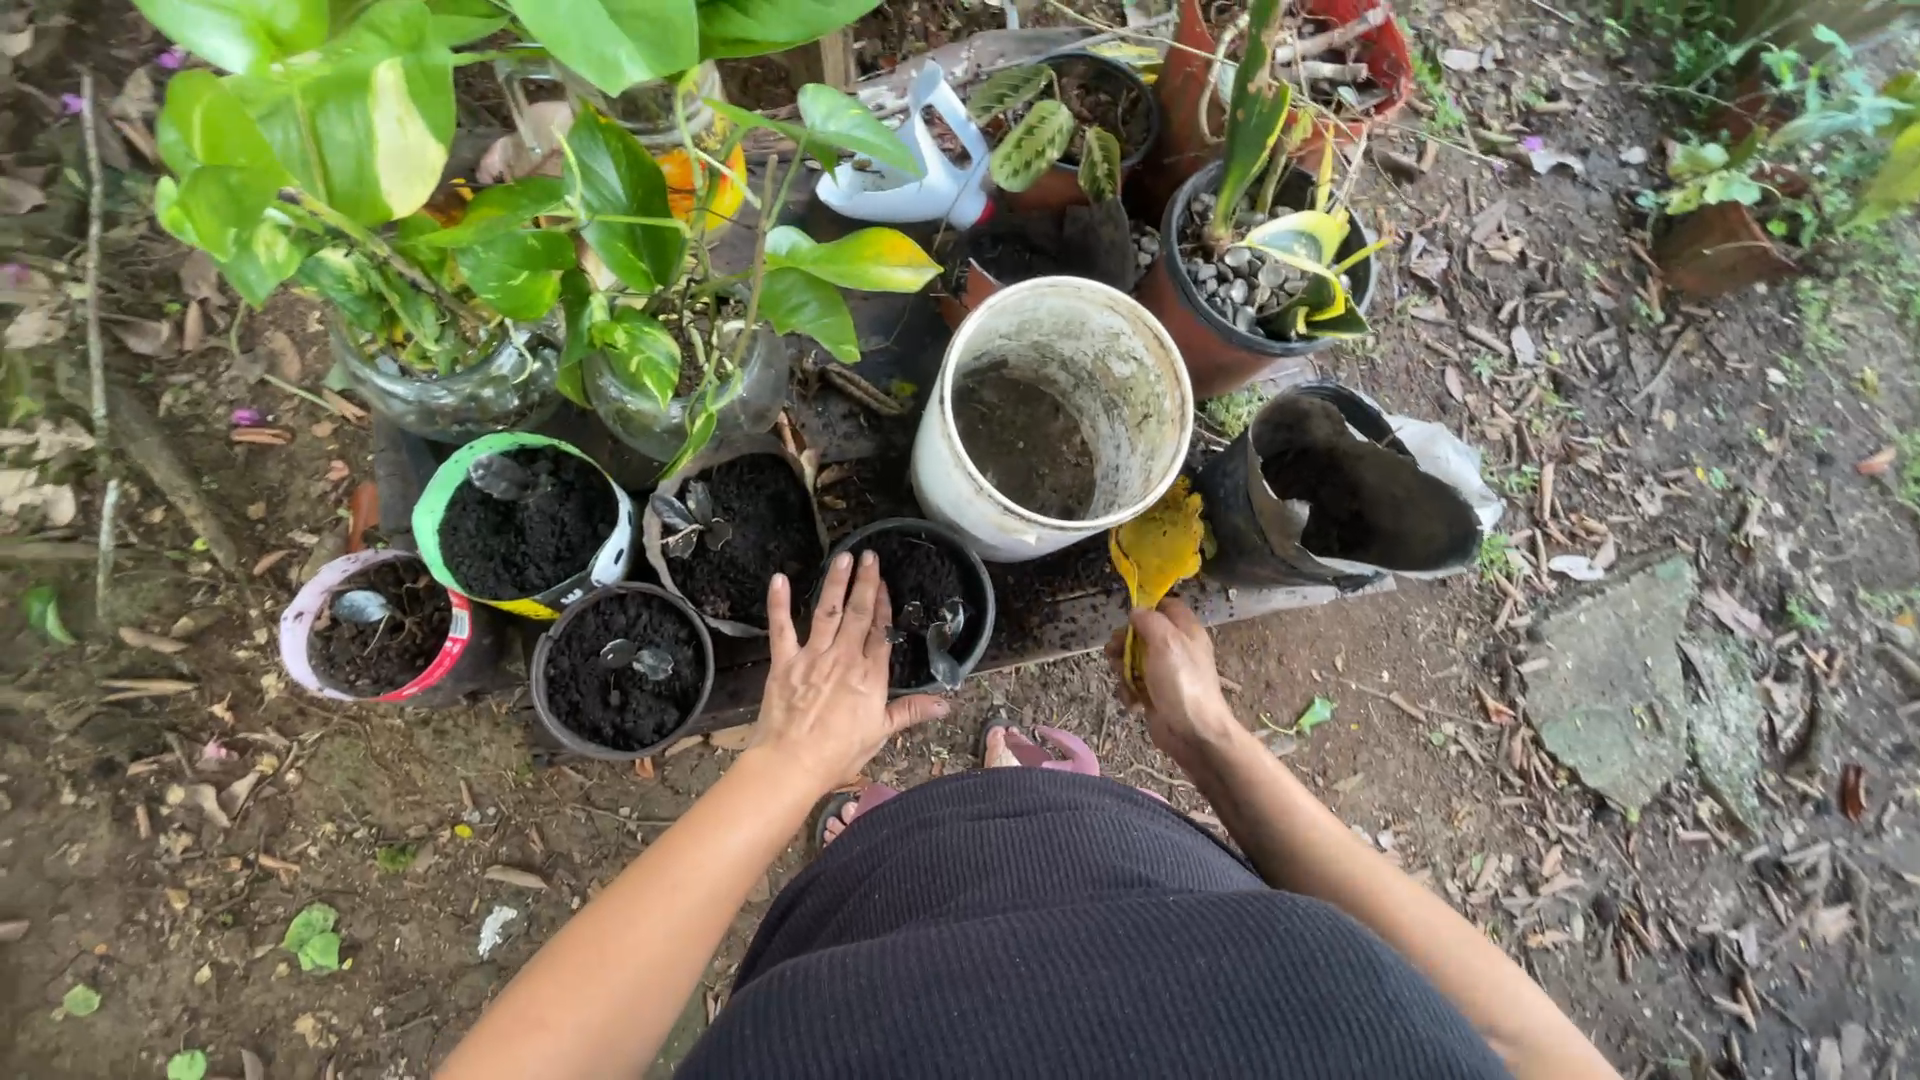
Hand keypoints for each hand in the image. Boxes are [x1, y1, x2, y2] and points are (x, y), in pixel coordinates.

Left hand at [749, 551, 948, 794]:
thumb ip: (910, 712)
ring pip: (827, 612)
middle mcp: (844, 658)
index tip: (884, 583)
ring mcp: (813, 657)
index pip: (880, 632)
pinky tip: (779, 579)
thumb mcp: (880, 734)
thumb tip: (945, 704)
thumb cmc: (838, 753)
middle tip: (869, 556)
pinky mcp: (785, 663)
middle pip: (858, 613)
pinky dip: (779, 603)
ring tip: (842, 557)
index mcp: (870, 676)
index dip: (884, 605)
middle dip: (864, 582)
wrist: (793, 763)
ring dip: (835, 582)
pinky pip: (781, 627)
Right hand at [1105, 598, 1241, 770]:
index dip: (1148, 607)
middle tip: (1114, 651)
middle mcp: (1175, 649)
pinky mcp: (1154, 693)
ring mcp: (1164, 673)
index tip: (1128, 616)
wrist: (1192, 733)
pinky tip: (1133, 701)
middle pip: (1142, 634)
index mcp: (1185, 631)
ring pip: (1133, 660)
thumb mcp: (1166, 642)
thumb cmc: (1181, 682)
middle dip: (1124, 643)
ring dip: (1122, 669)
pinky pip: (1134, 684)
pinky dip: (1129, 691)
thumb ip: (1149, 620)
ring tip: (1125, 680)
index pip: (1168, 606)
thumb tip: (1135, 611)